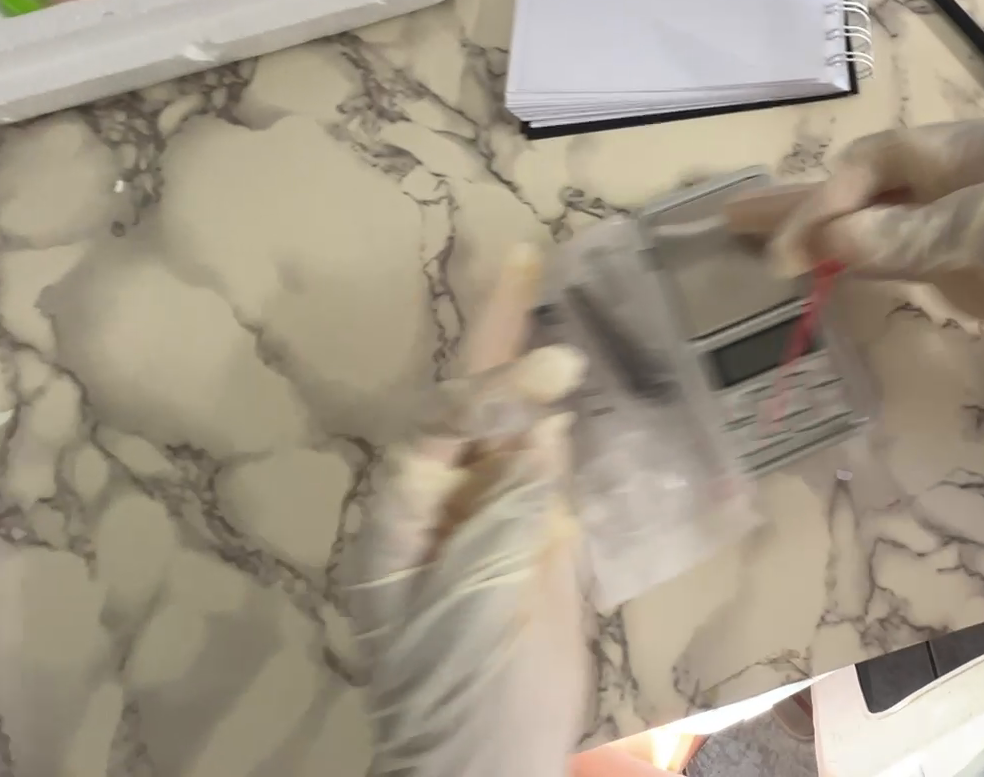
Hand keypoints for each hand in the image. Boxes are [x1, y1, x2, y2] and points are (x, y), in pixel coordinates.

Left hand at [352, 245, 593, 776]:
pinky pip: (551, 453)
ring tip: (546, 290)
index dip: (496, 387)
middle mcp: (447, 491)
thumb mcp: (476, 601)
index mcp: (406, 511)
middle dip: (494, 329)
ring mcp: (496, 503)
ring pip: (514, 416)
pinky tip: (577, 381)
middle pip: (468, 396)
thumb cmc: (467, 687)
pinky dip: (563, 410)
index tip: (558, 369)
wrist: (495, 752)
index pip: (445, 421)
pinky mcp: (541, 521)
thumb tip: (545, 432)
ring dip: (528, 357)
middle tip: (524, 256)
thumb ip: (508, 511)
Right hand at [771, 121, 983, 428]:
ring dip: (824, 238)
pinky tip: (827, 272)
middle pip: (863, 190)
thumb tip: (826, 241)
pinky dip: (861, 268)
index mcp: (961, 152)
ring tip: (764, 247)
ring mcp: (959, 230)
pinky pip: (901, 264)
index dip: (823, 200)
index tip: (785, 247)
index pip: (871, 166)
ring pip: (876, 229)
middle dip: (802, 206)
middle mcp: (953, 183)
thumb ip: (907, 237)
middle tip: (731, 216)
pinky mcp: (969, 273)